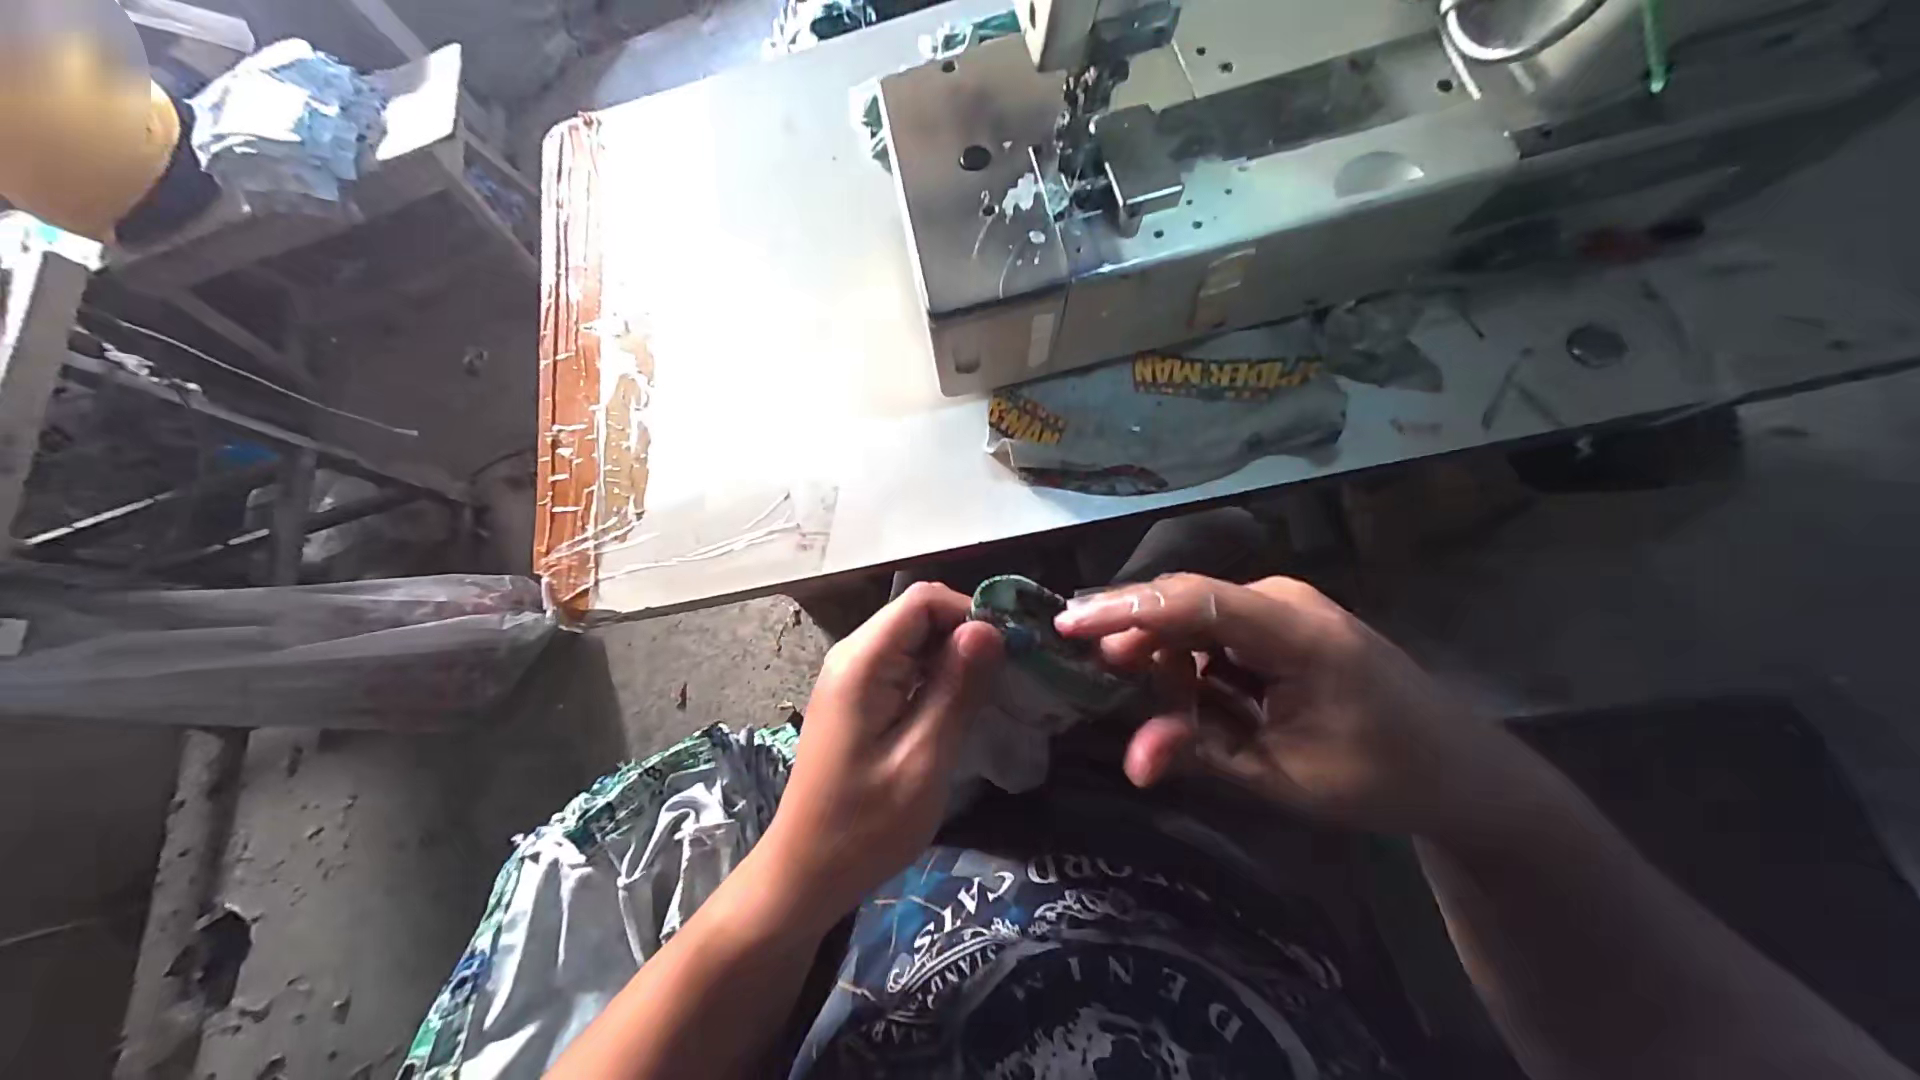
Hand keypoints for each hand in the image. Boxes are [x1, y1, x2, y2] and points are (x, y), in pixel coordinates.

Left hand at [759, 583, 1002, 928]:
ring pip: (914, 638)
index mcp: (863, 662)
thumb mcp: (923, 761)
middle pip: (918, 614)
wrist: (806, 872)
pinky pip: (904, 664)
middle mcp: (852, 655)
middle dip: (967, 632)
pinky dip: (936, 674)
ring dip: (955, 655)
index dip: (972, 611)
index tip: (1013, 648)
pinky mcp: (858, 696)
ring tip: (993, 690)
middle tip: (1011, 672)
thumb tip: (988, 628)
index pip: (924, 600)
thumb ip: (956, 689)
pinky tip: (959, 704)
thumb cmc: (864, 827)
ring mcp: (851, 675)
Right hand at [1054, 573, 1555, 838]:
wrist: (1462, 770)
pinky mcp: (1276, 623)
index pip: (1194, 601)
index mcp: (1297, 632)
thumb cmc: (1381, 775)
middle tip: (1093, 678)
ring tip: (1157, 711)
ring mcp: (1280, 607)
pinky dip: (1187, 665)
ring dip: (1162, 660)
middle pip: (1183, 603)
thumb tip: (1131, 761)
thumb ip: (1202, 756)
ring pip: (1192, 618)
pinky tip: (1186, 701)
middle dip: (1132, 638)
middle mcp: (1282, 601)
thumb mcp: (1285, 777)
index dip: (1126, 610)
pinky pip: (1212, 632)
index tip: (1068, 626)